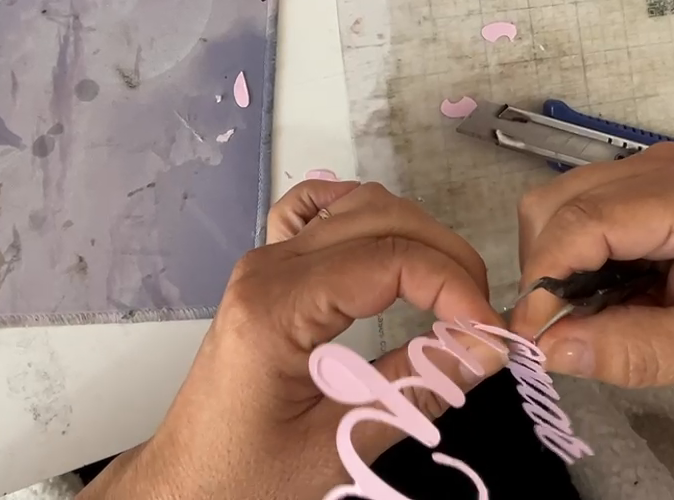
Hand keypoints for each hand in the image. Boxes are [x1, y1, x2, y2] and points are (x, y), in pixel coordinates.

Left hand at [83, 179, 506, 499]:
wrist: (183, 482)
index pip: (385, 259)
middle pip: (378, 217)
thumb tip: (486, 347)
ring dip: (414, 233)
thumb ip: (414, 389)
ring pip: (356, 202)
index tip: (491, 328)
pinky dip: (363, 212)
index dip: (450, 283)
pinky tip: (387, 242)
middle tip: (480, 315)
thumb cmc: (246, 477)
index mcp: (277, 305)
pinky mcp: (270, 264)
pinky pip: (318, 208)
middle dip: (443, 255)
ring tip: (449, 288)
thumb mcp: (336, 448)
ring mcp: (267, 255)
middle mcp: (270, 262)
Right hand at [511, 143, 673, 489]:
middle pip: (563, 200)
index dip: (548, 270)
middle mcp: (665, 167)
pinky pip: (572, 207)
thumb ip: (629, 351)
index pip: (591, 217)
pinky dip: (565, 252)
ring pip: (558, 200)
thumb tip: (546, 348)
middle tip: (553, 328)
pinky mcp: (634, 183)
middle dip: (544, 265)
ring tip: (582, 310)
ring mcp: (647, 169)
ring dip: (551, 259)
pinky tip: (594, 288)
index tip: (527, 330)